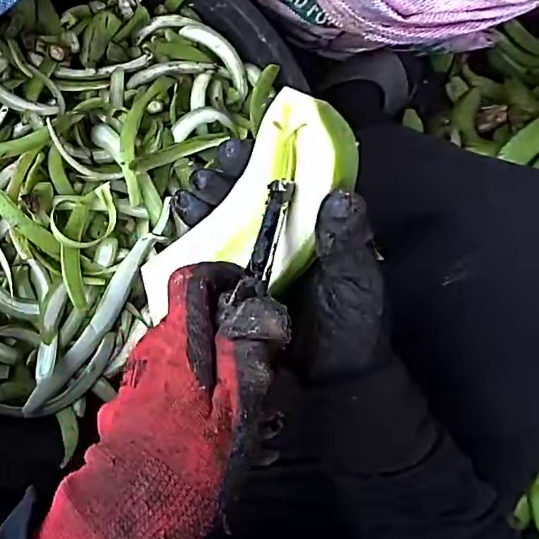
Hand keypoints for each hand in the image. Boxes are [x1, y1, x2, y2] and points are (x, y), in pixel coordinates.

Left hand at [33, 261, 288, 538]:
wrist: (127, 515)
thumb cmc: (188, 459)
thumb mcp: (233, 408)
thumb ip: (245, 354)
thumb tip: (258, 309)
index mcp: (177, 340)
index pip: (190, 280)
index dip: (219, 277)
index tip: (245, 294)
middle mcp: (150, 347)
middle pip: (191, 323)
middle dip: (222, 339)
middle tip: (253, 373)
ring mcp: (135, 375)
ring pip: (180, 356)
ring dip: (207, 373)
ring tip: (235, 416)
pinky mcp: (127, 402)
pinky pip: (165, 383)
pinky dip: (188, 394)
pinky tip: (205, 434)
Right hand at [175, 143, 387, 381]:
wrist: (331, 387)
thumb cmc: (352, 330)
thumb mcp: (355, 282)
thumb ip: (347, 241)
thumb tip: (343, 196)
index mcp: (311, 227)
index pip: (284, 182)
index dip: (261, 162)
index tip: (241, 151)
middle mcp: (278, 237)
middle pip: (246, 196)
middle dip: (224, 179)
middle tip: (209, 170)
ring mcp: (251, 261)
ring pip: (223, 221)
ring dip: (204, 203)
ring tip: (190, 193)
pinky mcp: (231, 287)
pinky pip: (208, 256)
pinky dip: (193, 236)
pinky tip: (183, 222)